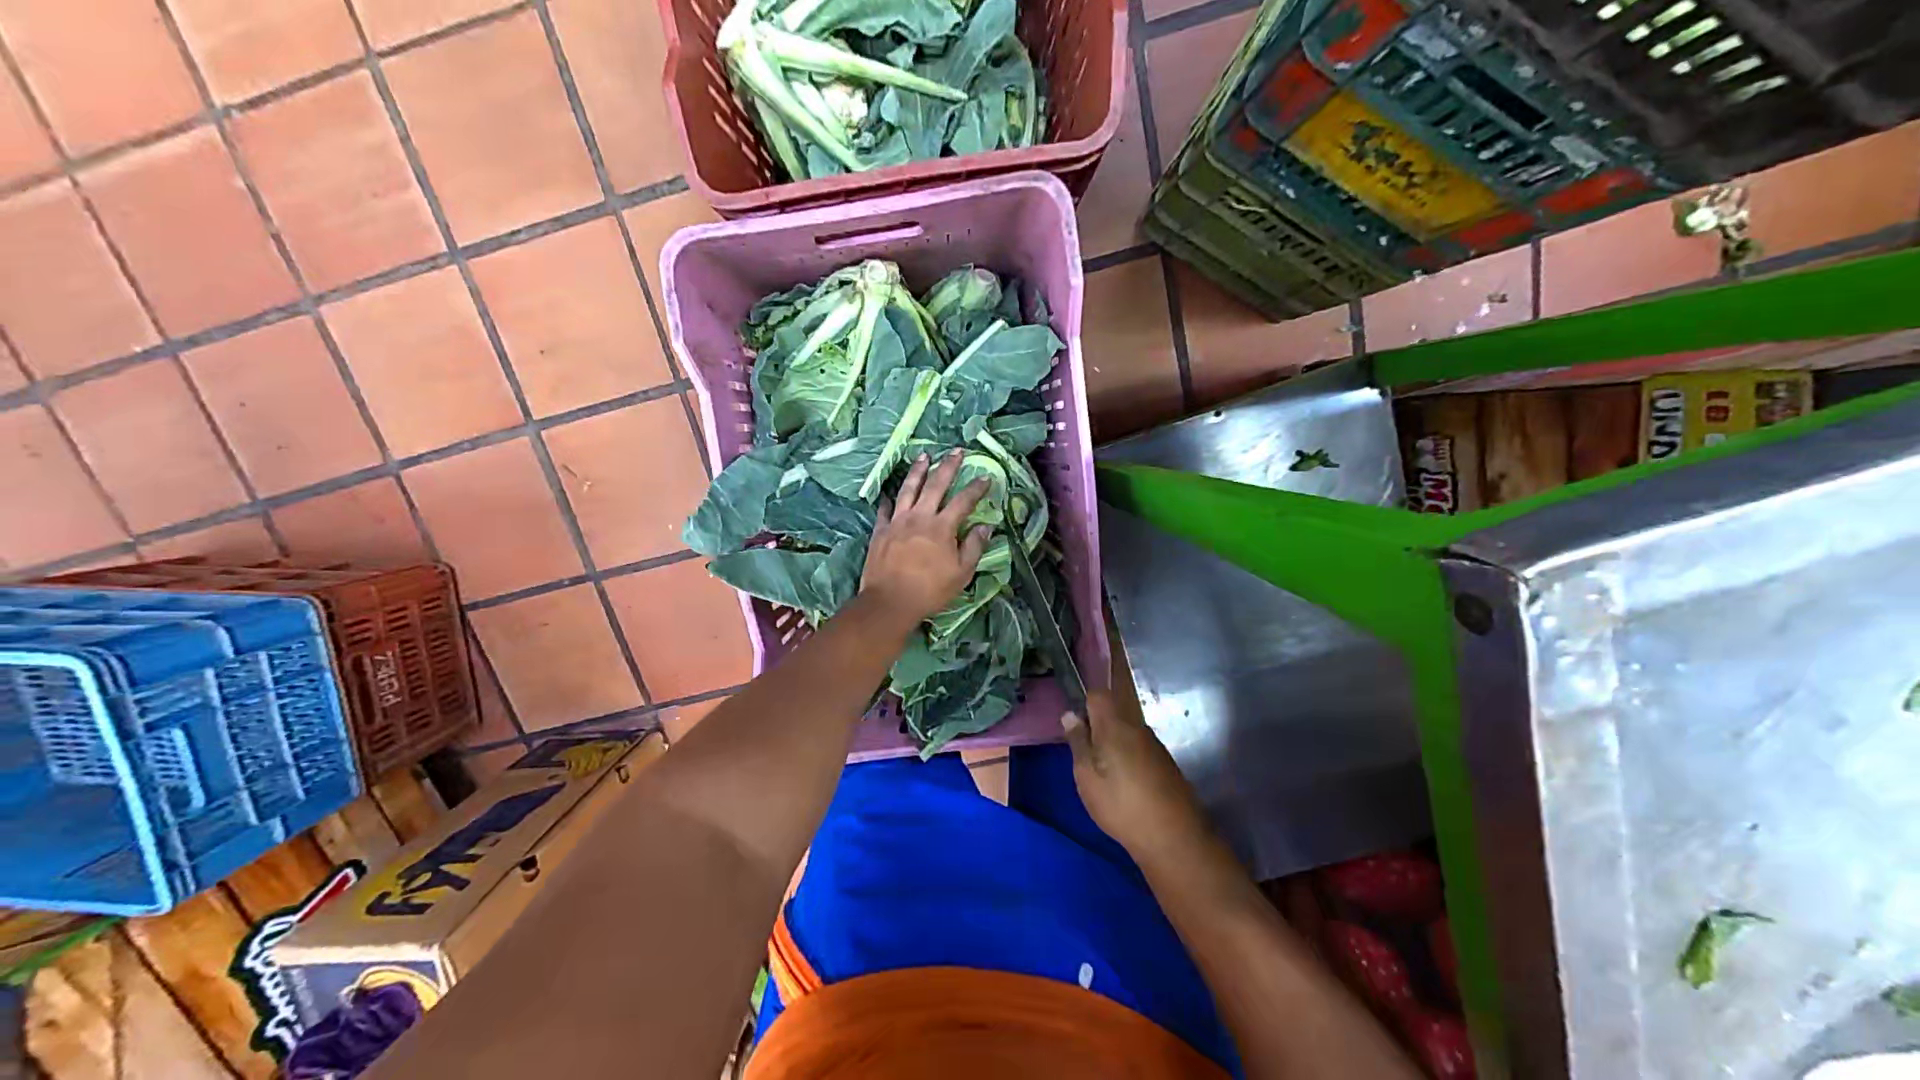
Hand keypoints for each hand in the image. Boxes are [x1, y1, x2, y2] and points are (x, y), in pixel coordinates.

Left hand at [860, 451, 989, 627]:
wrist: (890, 601)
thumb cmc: (930, 591)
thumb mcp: (961, 573)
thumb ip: (974, 547)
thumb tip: (986, 527)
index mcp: (942, 527)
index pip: (963, 501)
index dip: (976, 488)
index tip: (986, 477)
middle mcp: (920, 517)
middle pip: (936, 485)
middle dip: (948, 466)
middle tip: (956, 451)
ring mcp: (897, 522)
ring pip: (908, 489)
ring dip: (918, 471)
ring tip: (923, 456)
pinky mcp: (880, 531)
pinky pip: (884, 510)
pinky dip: (888, 500)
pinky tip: (890, 494)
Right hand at [1061, 690, 1212, 867]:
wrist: (1173, 837)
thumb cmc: (1121, 805)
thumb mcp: (1087, 777)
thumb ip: (1078, 743)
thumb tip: (1070, 715)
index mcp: (1116, 726)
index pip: (1099, 695)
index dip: (1085, 705)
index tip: (1077, 730)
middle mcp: (1138, 729)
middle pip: (1114, 715)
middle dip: (1099, 730)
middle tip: (1087, 761)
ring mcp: (1156, 746)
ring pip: (1128, 734)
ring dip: (1115, 747)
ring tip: (1107, 779)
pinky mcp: (1167, 765)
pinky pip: (1141, 751)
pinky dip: (1131, 761)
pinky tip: (1128, 789)